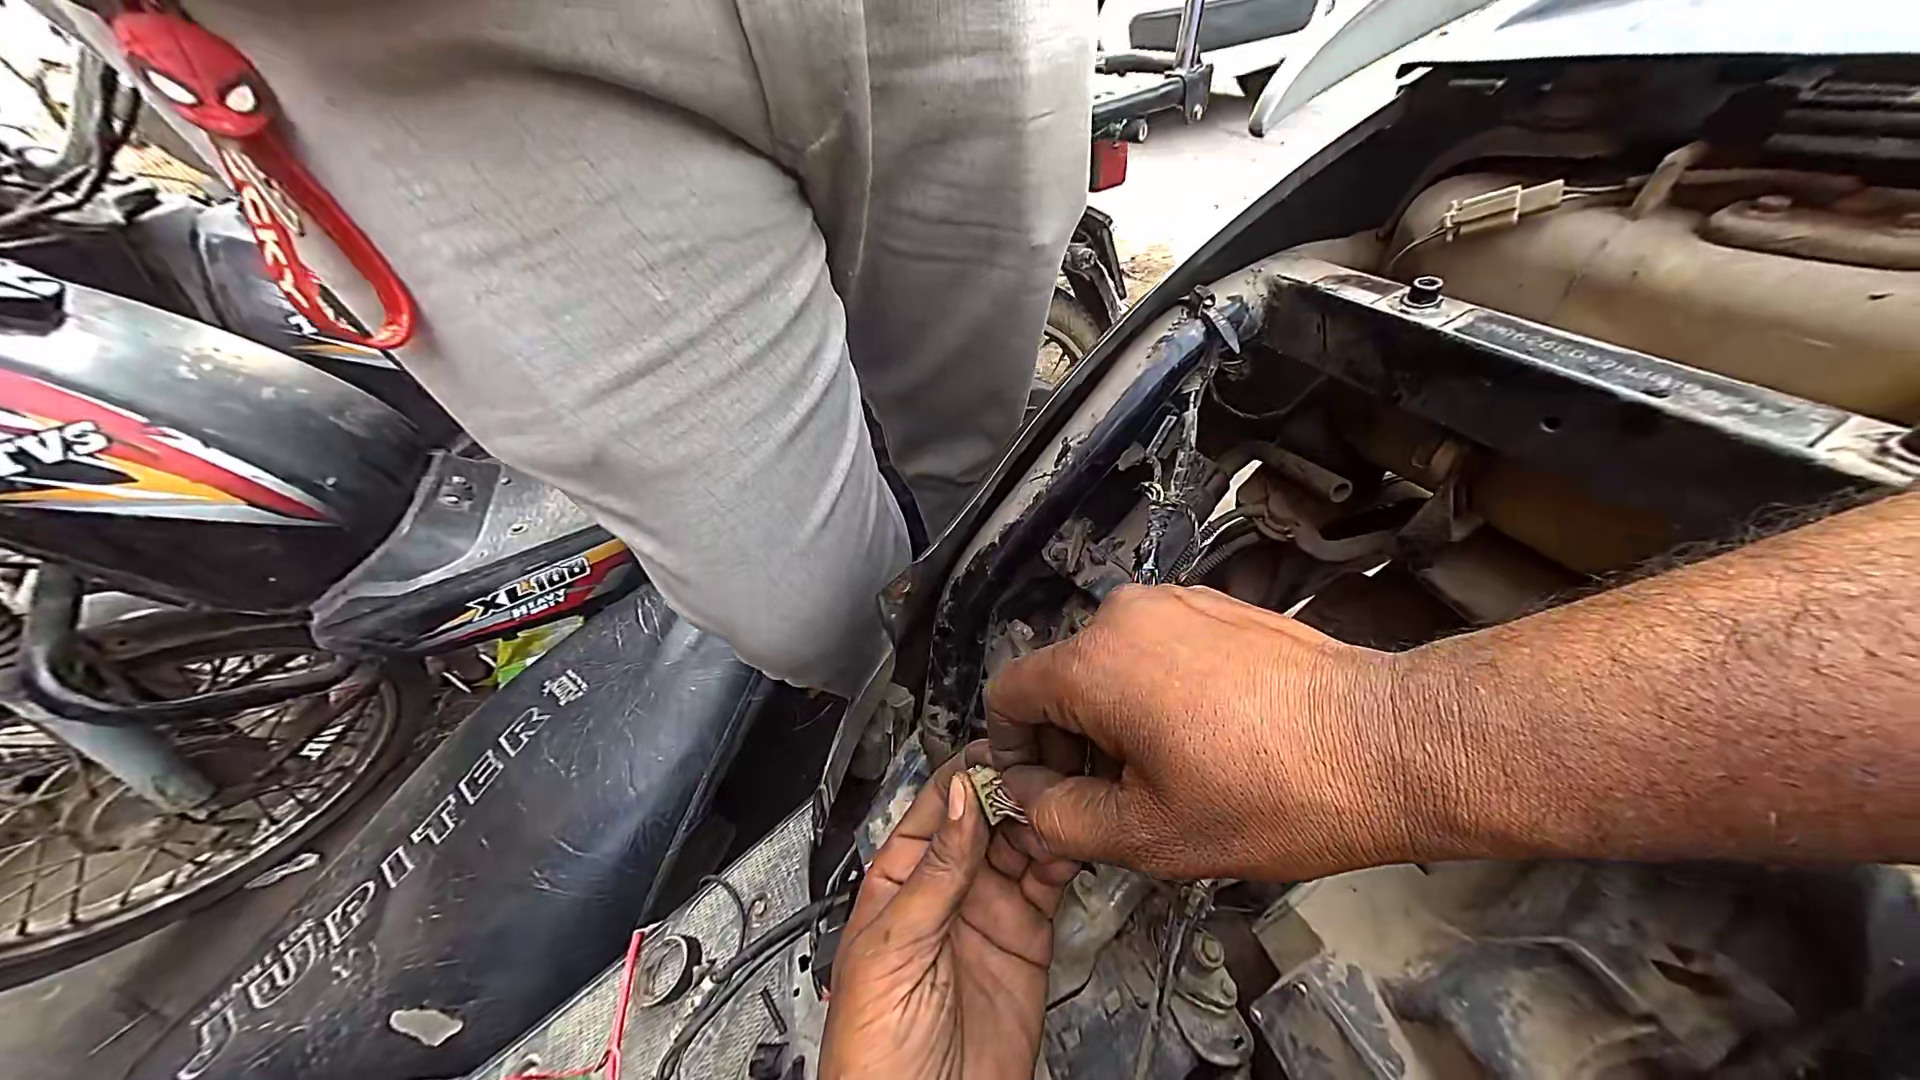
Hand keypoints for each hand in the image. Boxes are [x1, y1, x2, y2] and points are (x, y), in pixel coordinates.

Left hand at [820, 744, 1079, 1079]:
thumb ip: (934, 872)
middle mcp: (946, 885)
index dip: (964, 776)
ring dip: (1036, 817)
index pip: (936, 807)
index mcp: (900, 878)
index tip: (994, 753)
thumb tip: (960, 799)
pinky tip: (1066, 838)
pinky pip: (1046, 884)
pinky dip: (1060, 857)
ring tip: (1055, 798)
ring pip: (1018, 842)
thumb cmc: (875, 1051)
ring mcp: (987, 908)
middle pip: (982, 817)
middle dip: (1008, 789)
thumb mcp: (894, 946)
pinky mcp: (1024, 936)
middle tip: (1035, 770)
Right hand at [985, 584, 1436, 881]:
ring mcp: (1170, 600)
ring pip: (1105, 663)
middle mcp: (1122, 613)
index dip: (1013, 749)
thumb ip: (1059, 820)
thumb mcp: (1148, 835)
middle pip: (1058, 680)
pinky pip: (1150, 645)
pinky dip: (1151, 686)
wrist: (1390, 742)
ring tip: (1168, 764)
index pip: (1007, 693)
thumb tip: (1029, 795)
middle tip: (1116, 793)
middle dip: (1069, 740)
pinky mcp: (1208, 603)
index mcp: (1093, 662)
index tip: (1048, 791)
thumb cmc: (1271, 794)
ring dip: (1112, 715)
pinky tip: (1204, 728)